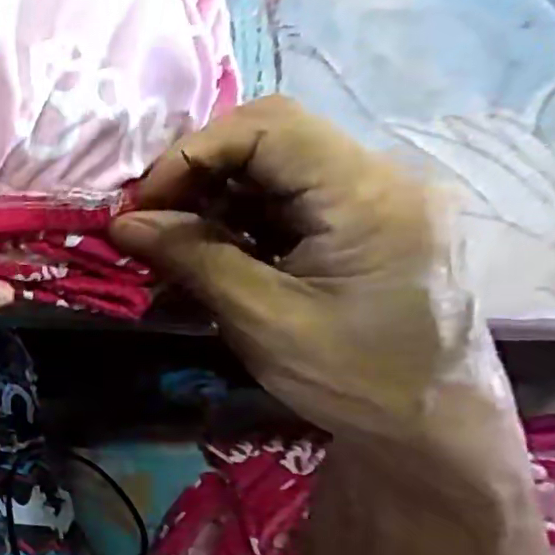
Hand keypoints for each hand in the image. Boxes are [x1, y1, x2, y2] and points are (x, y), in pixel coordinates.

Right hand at [108, 95, 515, 453]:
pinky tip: (210, 247)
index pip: (268, 128)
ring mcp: (373, 199)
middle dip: (195, 168)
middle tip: (152, 217)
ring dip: (209, 191)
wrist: (431, 427)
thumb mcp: (261, 317)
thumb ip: (191, 257)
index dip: (192, 153)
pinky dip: (233, 210)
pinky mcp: (360, 221)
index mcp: (370, 196)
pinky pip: (283, 192)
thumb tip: (122, 223)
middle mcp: (381, 180)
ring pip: (270, 160)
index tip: (146, 204)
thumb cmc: (353, 376)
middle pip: (269, 133)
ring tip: (173, 237)